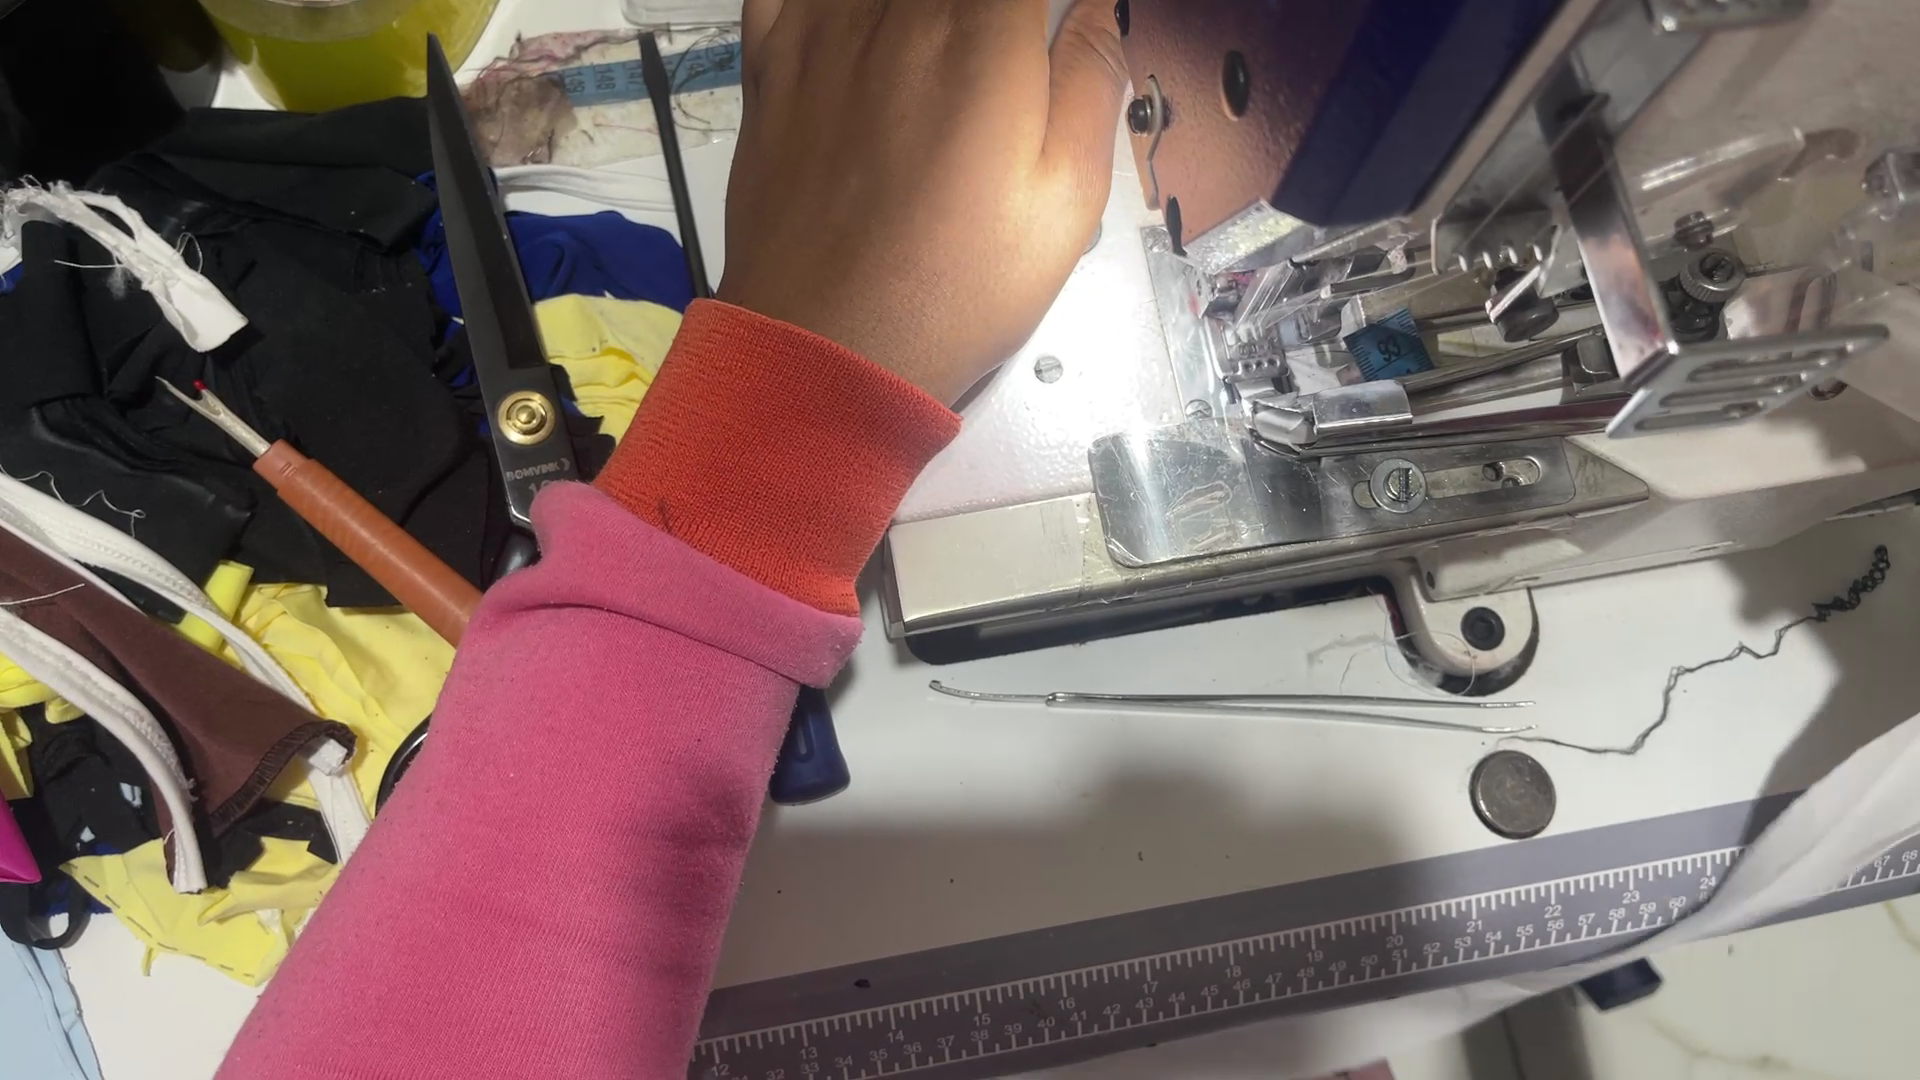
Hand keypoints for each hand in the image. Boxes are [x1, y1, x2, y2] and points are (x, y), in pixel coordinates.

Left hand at [717, 0, 1127, 403]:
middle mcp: (897, 9)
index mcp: (984, 34)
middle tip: (999, 62)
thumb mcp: (1063, 209)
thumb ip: (1092, 87)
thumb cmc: (957, 294)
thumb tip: (1100, 7)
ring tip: (943, 51)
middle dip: (988, 15)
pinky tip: (864, 29)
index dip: (1043, 6)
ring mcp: (821, 33)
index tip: (1047, 34)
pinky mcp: (769, 69)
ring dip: (918, 12)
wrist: (831, 352)